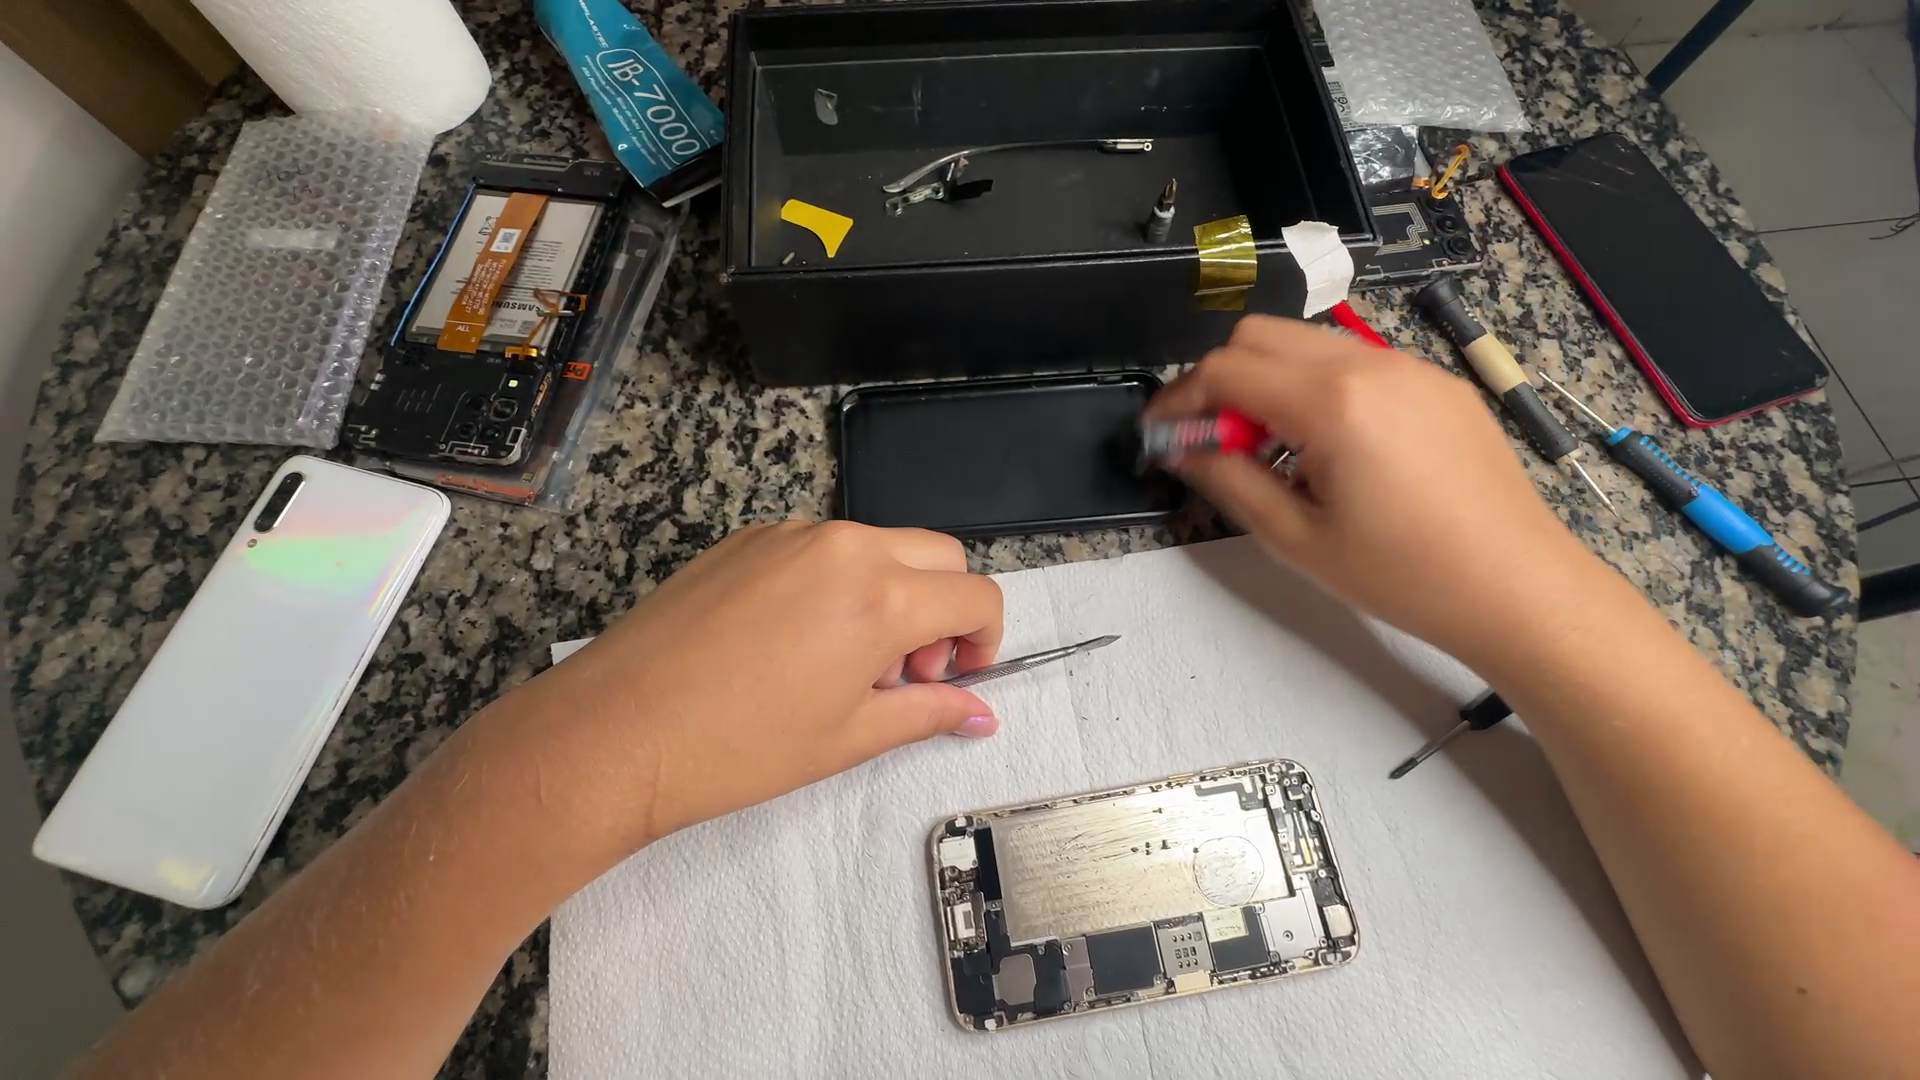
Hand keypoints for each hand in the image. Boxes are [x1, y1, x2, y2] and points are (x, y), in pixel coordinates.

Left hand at [499, 521, 1003, 852]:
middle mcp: (843, 547)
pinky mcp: (748, 538)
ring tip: (844, 659)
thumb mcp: (848, 738)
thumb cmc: (737, 748)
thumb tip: (981, 714)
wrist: (612, 732)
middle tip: (904, 671)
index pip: (975, 594)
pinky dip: (838, 581)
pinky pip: (822, 546)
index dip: (985, 637)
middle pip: (937, 554)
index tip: (960, 675)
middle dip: (943, 608)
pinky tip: (794, 639)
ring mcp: (791, 534)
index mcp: (880, 596)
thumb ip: (928, 713)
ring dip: (890, 592)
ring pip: (879, 546)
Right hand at [1147, 315, 1594, 658]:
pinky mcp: (1435, 383)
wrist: (1519, 588)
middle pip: (1260, 335)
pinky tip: (1324, 447)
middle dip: (1218, 379)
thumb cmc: (1402, 575)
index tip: (1160, 433)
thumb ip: (1227, 478)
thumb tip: (1182, 448)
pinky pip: (1351, 362)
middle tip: (1212, 439)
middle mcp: (1371, 365)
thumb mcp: (1294, 537)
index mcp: (1332, 403)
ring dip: (1266, 381)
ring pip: (1306, 343)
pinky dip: (1312, 388)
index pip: (1225, 369)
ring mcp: (1410, 367)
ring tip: (1268, 448)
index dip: (1178, 398)